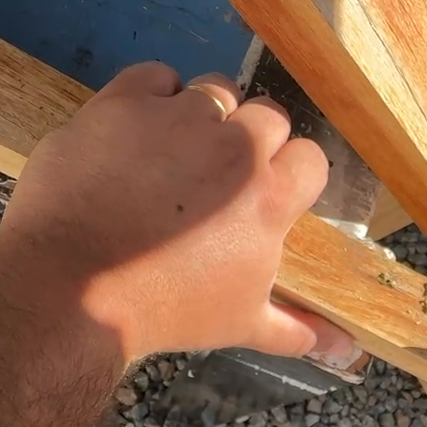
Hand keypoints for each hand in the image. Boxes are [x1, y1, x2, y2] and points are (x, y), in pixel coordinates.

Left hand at [0, 62, 353, 362]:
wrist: (78, 287)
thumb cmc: (171, 309)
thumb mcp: (244, 323)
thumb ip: (300, 329)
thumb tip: (348, 351)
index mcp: (271, 197)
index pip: (311, 158)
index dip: (295, 175)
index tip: (273, 193)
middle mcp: (234, 147)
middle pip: (270, 116)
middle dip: (257, 141)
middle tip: (227, 175)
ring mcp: (178, 119)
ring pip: (217, 91)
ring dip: (211, 114)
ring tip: (185, 149)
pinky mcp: (123, 105)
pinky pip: (156, 76)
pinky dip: (157, 95)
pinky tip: (145, 129)